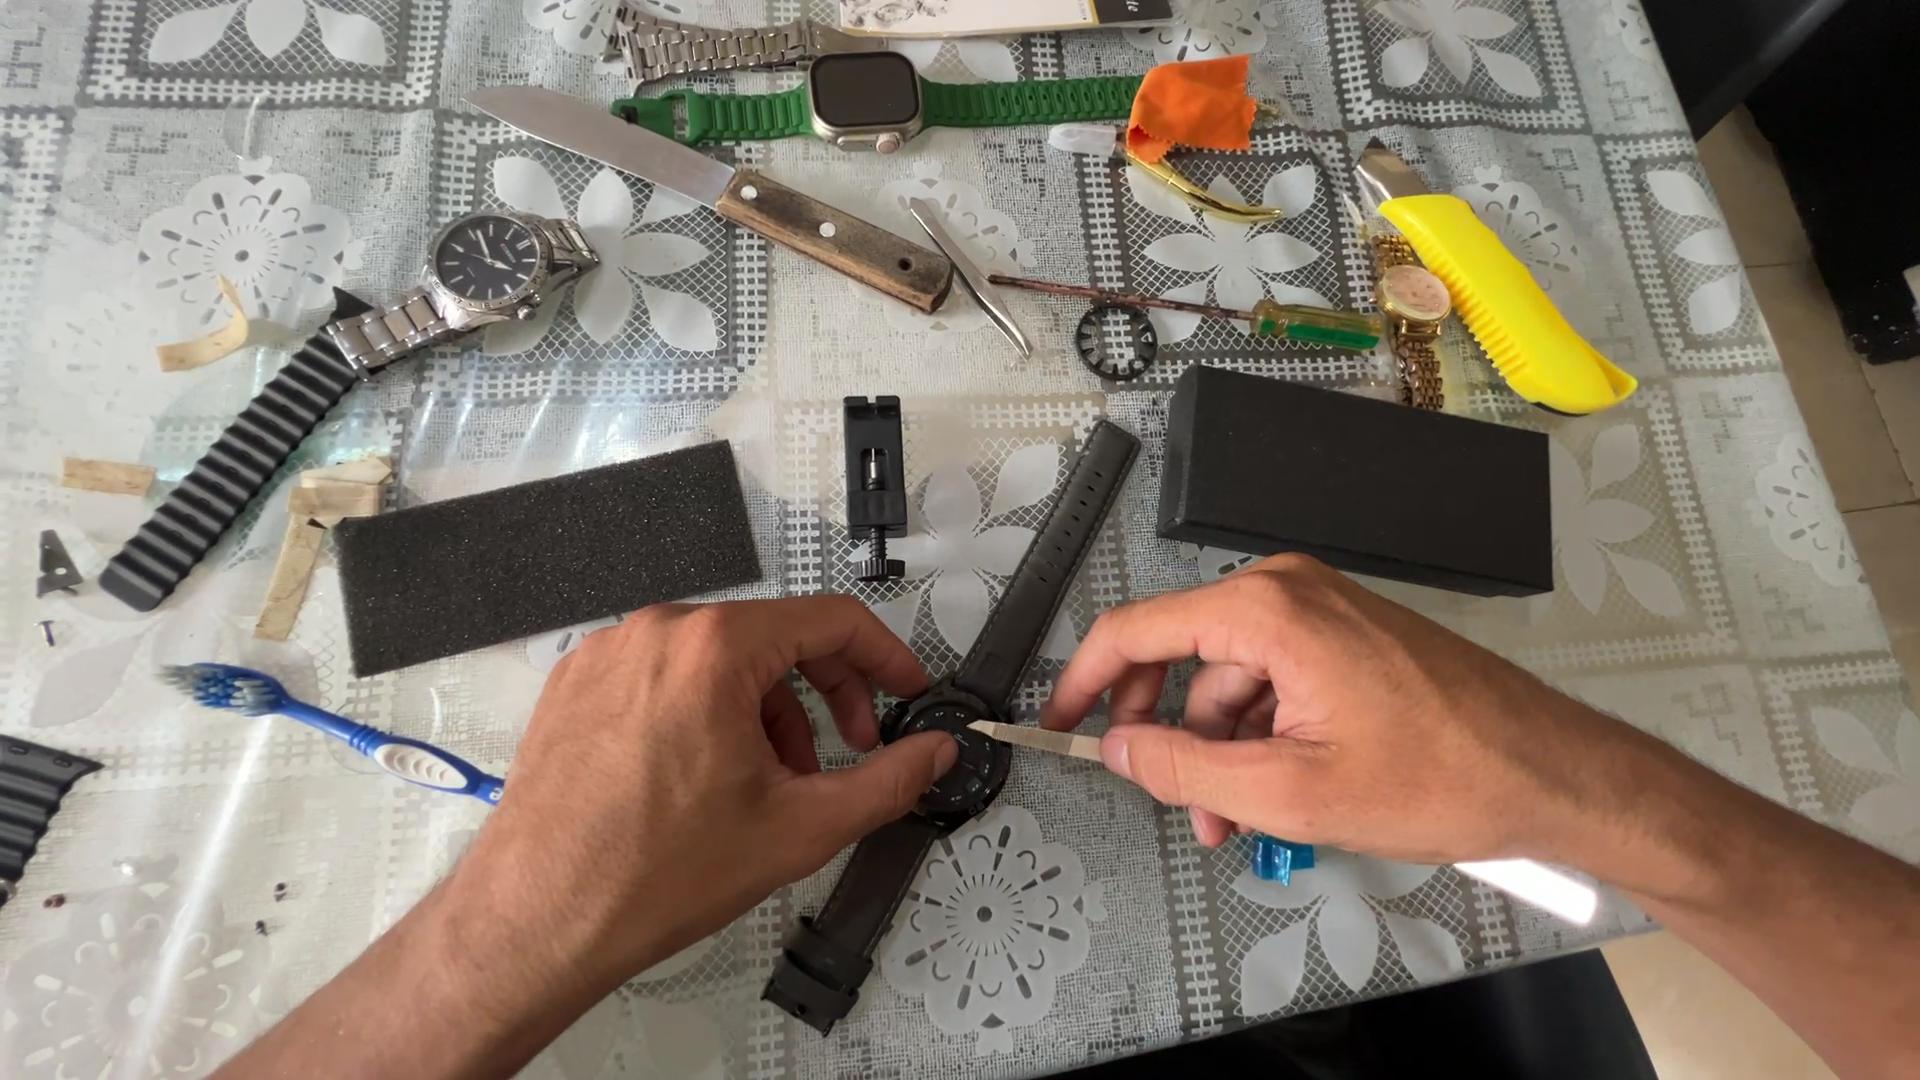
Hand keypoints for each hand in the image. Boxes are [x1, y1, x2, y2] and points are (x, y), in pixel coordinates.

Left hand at [451, 596, 956, 993]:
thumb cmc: (645, 875)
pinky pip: (675, 671)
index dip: (885, 655)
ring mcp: (613, 652)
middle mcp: (660, 632)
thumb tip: (932, 752)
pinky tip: (718, 766)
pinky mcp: (583, 680)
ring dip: (774, 706)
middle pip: (780, 636)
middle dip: (832, 690)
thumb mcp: (801, 827)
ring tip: (780, 772)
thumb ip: (889, 781)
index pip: (832, 620)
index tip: (904, 685)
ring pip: (728, 657)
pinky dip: (716, 706)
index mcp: (715, 648)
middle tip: (856, 741)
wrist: (531, 927)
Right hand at [1041, 554, 1647, 865]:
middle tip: (1160, 791)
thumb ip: (1183, 769)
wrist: (1560, 773)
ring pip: (1223, 677)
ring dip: (1214, 746)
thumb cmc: (1436, 777)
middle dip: (1164, 731)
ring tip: (1228, 817)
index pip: (1135, 630)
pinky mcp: (1335, 631)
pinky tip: (1266, 785)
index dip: (1085, 679)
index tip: (1059, 721)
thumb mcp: (1288, 791)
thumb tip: (1116, 750)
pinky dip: (1253, 731)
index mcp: (1261, 608)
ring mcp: (1312, 606)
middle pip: (1177, 653)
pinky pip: (1265, 676)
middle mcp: (1280, 589)